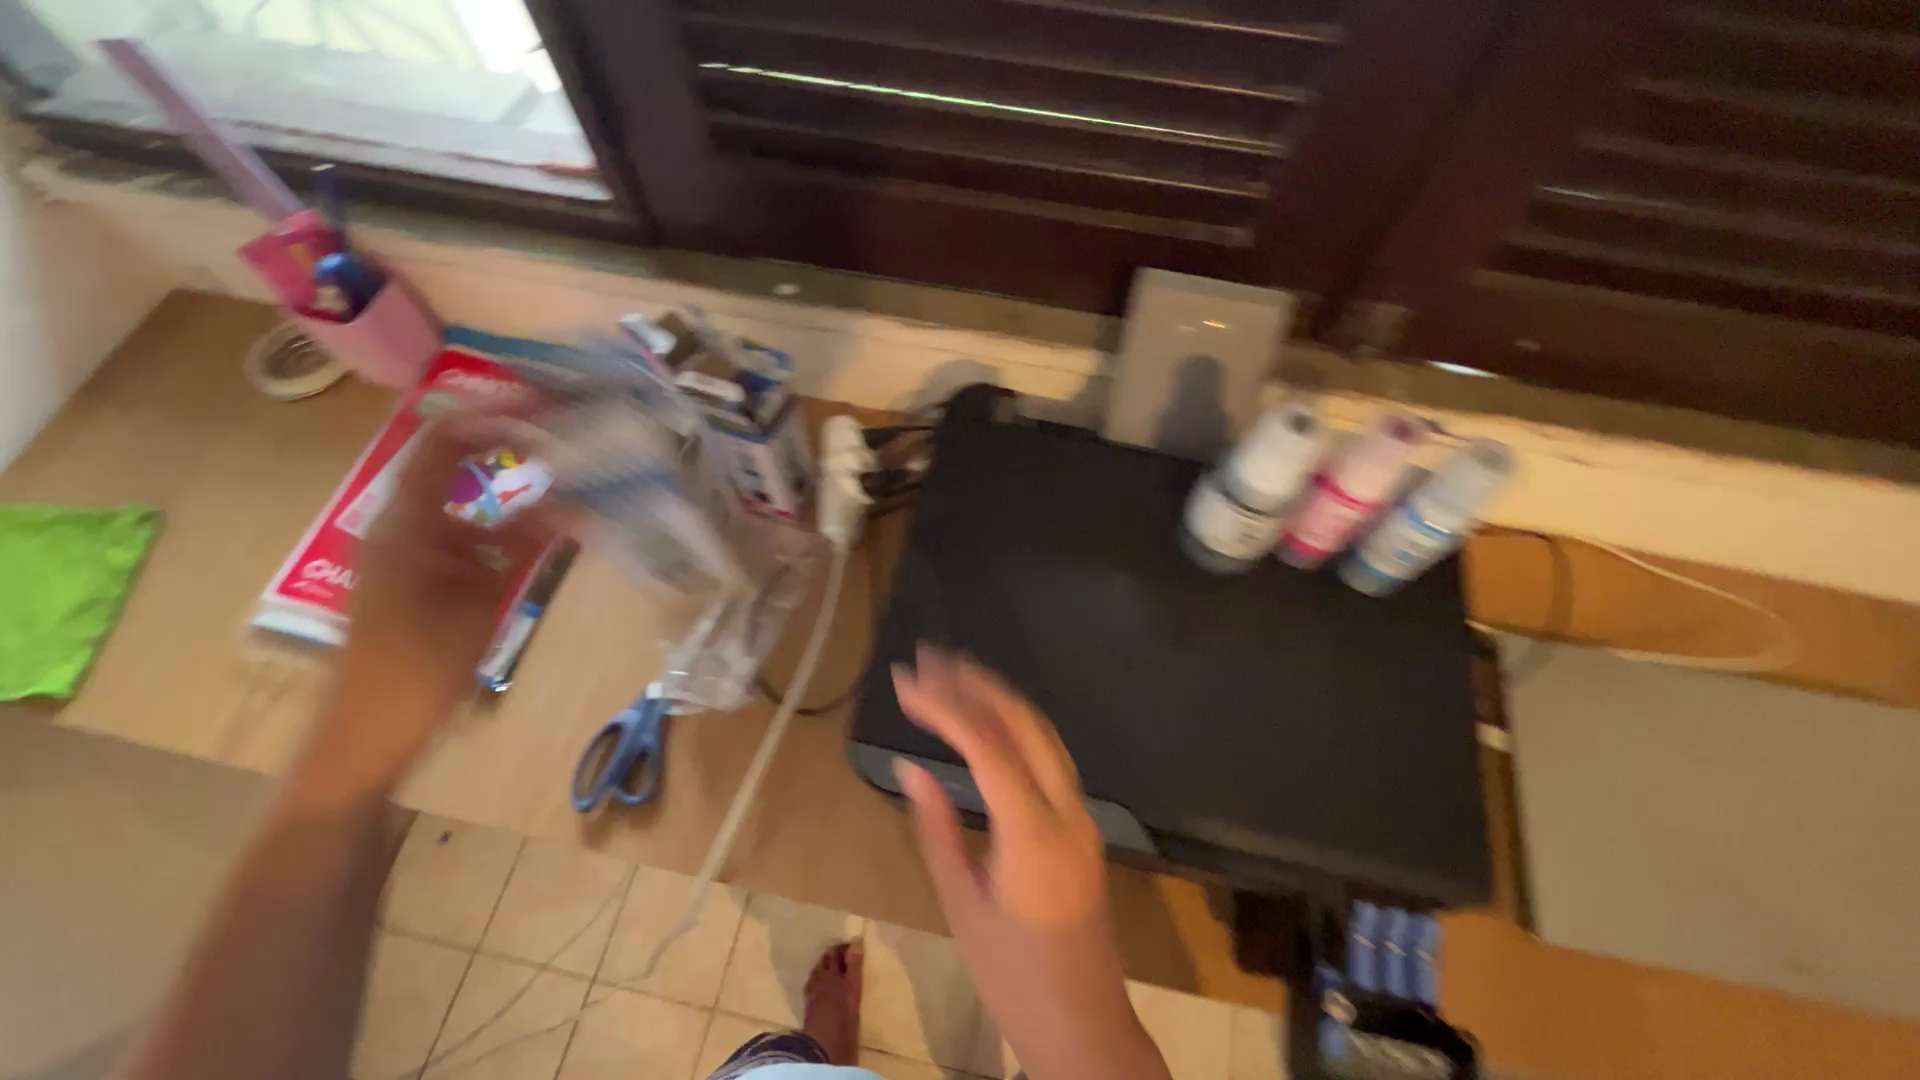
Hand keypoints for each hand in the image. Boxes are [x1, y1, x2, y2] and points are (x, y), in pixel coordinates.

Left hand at [302, 422, 554, 796]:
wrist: (370, 729)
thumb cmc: (422, 665)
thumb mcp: (483, 600)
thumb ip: (524, 543)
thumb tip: (574, 501)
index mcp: (405, 523)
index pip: (445, 444)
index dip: (492, 419)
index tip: (544, 409)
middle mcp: (398, 525)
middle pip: (452, 465)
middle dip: (505, 448)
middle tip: (561, 440)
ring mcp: (404, 551)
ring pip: (460, 501)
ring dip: (506, 488)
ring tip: (561, 482)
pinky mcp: (414, 576)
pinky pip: (460, 532)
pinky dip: (498, 525)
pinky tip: (537, 535)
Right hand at [892, 646, 1170, 1079]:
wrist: (1083, 1025)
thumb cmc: (1011, 975)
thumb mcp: (961, 903)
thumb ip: (937, 827)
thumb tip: (910, 768)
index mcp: (1032, 831)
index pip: (986, 745)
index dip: (944, 705)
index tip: (904, 681)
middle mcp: (1066, 810)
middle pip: (1025, 723)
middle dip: (976, 683)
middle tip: (929, 657)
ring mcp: (1082, 816)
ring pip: (1043, 736)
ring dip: (998, 700)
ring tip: (954, 674)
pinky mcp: (1082, 827)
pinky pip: (1050, 760)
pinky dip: (1016, 730)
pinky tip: (988, 724)